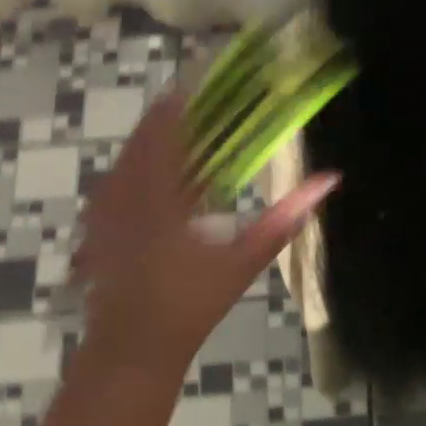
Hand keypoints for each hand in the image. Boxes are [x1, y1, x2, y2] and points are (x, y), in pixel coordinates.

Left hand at [73, 92, 338, 370]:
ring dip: (148, 144)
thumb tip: (328, 181)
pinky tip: (149, 182)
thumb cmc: (192, 302)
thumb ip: (284, 219)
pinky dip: (133, 172)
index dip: (182, 101)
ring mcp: (104, 212)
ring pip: (123, 161)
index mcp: (160, 192)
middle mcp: (125, 192)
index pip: (167, 129)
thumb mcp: (244, 260)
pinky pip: (113, 185)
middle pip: (141, 139)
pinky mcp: (97, 231)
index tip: (201, 81)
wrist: (136, 344)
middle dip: (166, 119)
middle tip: (194, 105)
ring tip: (175, 137)